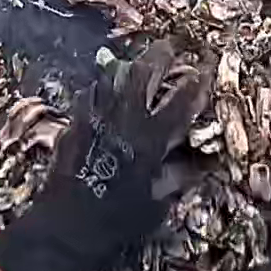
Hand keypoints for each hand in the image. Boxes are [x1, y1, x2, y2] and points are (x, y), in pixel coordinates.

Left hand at [0, 40, 211, 270]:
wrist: (65, 225)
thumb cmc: (116, 221)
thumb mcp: (156, 205)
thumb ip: (179, 177)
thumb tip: (204, 161)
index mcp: (150, 139)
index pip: (180, 102)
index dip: (196, 82)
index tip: (204, 67)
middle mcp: (124, 117)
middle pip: (145, 72)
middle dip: (161, 54)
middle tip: (172, 46)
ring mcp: (97, 112)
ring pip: (115, 73)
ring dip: (131, 64)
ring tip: (140, 60)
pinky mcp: (76, 116)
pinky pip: (94, 89)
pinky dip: (105, 84)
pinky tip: (109, 87)